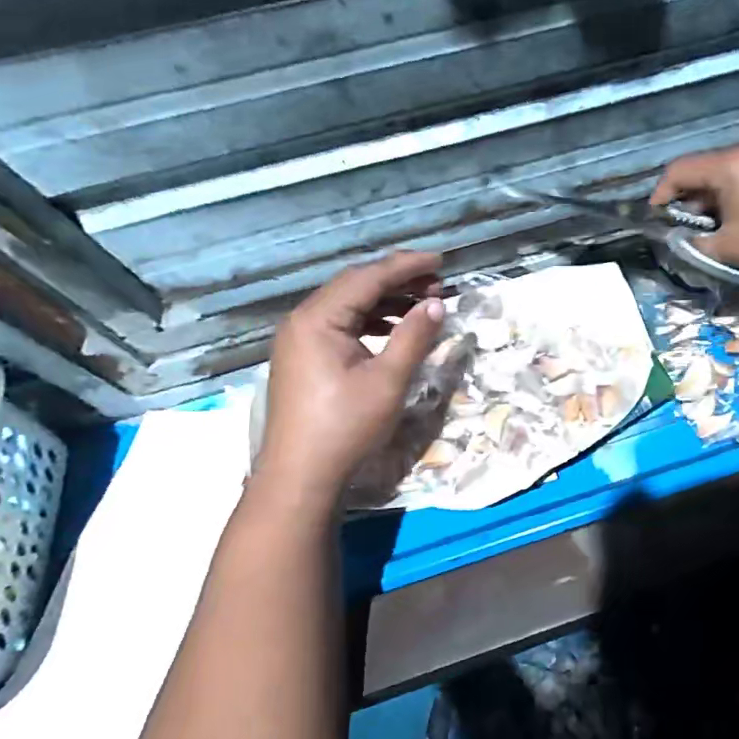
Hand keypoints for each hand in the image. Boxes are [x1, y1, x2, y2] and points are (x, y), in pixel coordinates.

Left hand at [257, 251, 446, 496]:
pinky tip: (392, 330)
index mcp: (317, 318)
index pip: (367, 277)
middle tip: (436, 283)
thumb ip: (413, 337)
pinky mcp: (301, 358)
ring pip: (346, 305)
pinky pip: (338, 325)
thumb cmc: (344, 427)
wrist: (299, 476)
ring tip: (421, 305)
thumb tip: (437, 305)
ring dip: (384, 302)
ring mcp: (298, 339)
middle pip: (354, 286)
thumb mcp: (387, 381)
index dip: (406, 267)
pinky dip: (368, 322)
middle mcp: (302, 320)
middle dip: (397, 281)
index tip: (440, 261)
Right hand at [651, 142, 738, 281]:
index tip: (656, 221)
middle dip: (688, 202)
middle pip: (704, 171)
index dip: (660, 196)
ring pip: (729, 177)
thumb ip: (694, 243)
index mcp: (730, 164)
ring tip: (716, 232)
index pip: (678, 170)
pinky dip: (738, 199)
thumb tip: (681, 240)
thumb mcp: (728, 248)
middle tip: (686, 231)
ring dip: (714, 203)